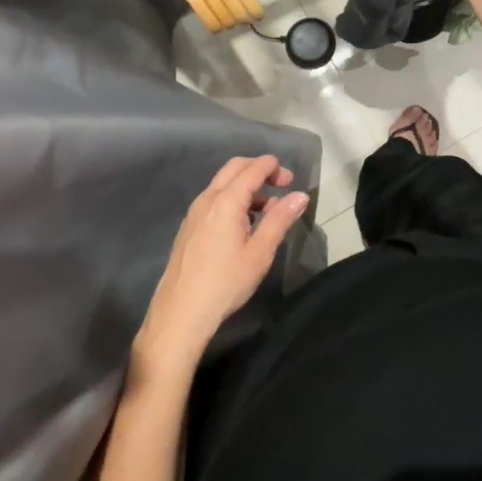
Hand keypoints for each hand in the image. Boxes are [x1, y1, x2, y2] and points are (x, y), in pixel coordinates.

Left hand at [135, 155, 308, 365]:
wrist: (181, 313)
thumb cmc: (225, 282)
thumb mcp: (260, 252)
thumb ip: (280, 219)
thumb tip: (300, 196)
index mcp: (226, 201)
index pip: (253, 168)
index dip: (274, 167)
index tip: (291, 180)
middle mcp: (207, 199)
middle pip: (235, 167)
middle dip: (259, 170)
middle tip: (280, 186)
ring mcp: (194, 212)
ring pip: (223, 184)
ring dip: (246, 186)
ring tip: (266, 212)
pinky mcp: (189, 227)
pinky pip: (214, 199)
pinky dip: (233, 199)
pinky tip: (243, 226)